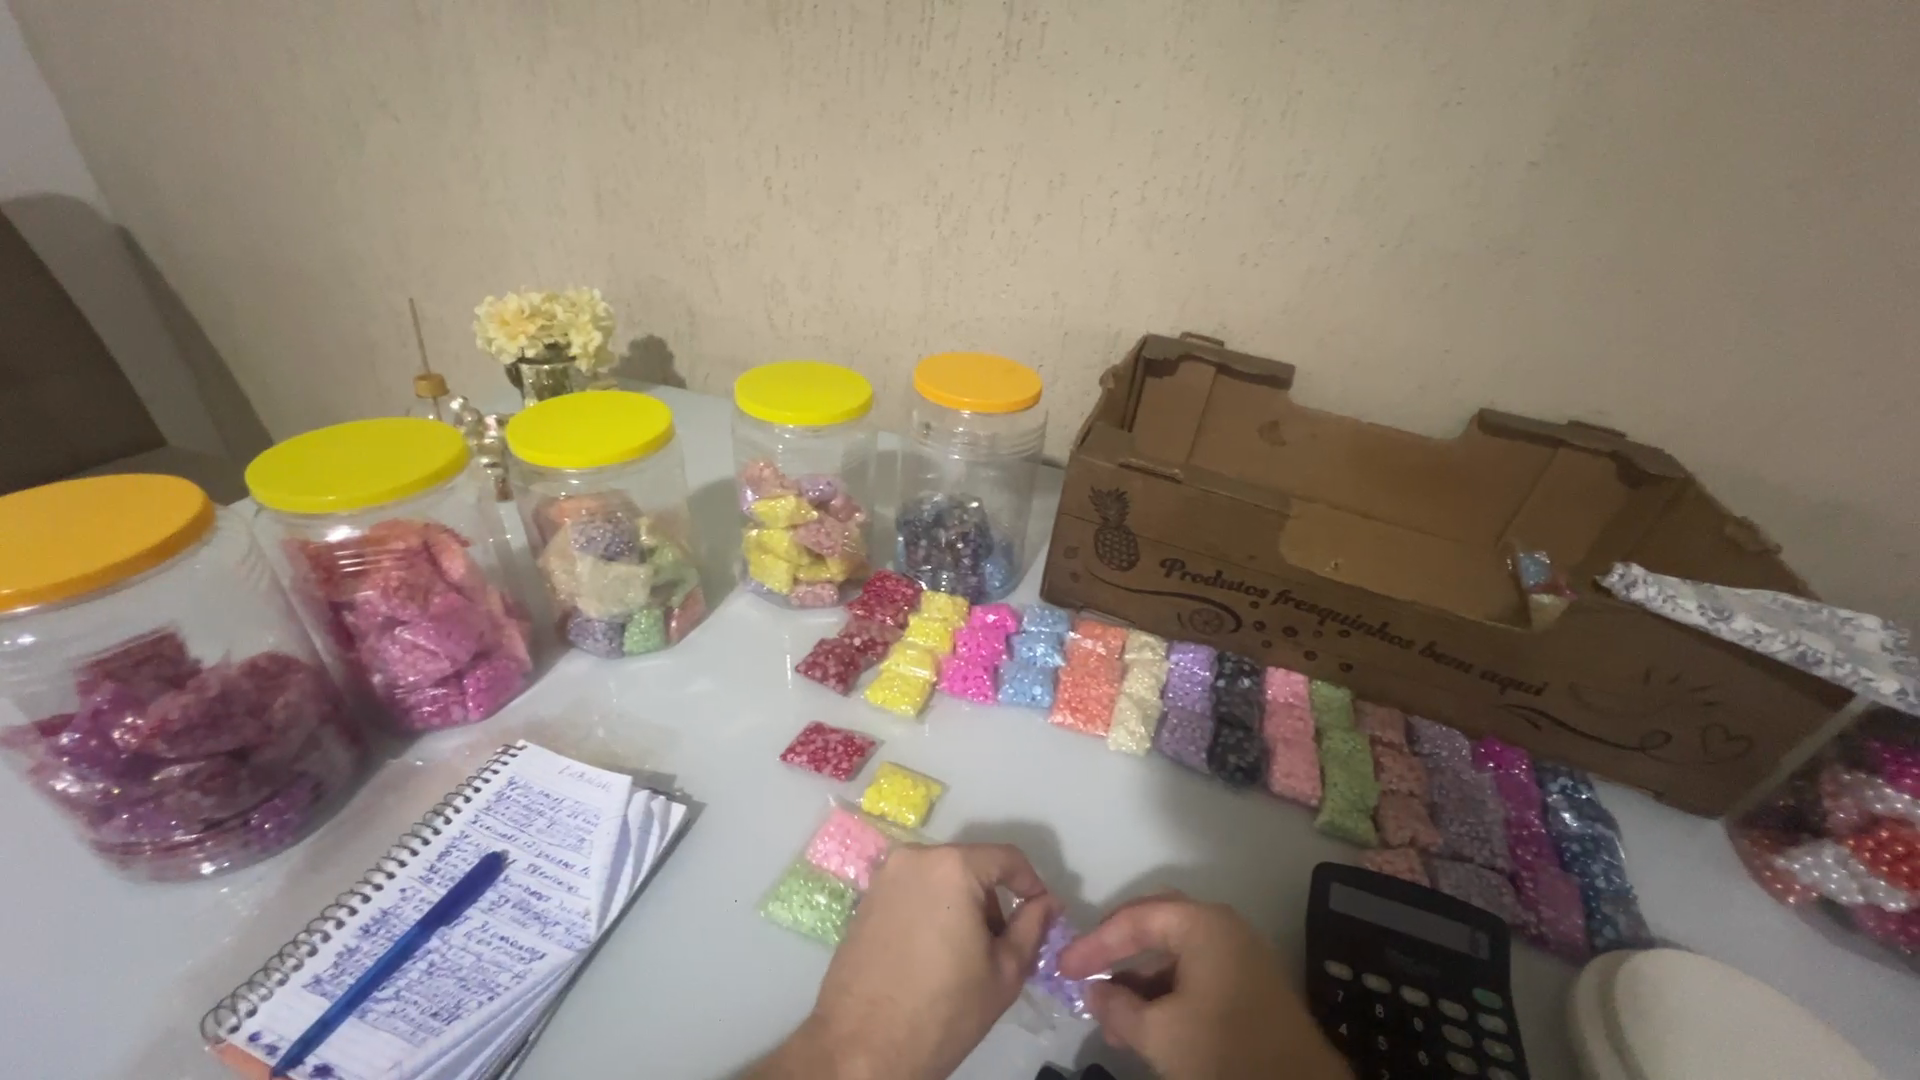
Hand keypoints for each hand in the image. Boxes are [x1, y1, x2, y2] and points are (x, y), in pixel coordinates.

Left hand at [753, 843, 1056, 1079]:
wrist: (861, 1048)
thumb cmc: (942, 1011)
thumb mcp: (1005, 972)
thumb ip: (1032, 926)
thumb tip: (1048, 902)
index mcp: (952, 867)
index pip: (1006, 858)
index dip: (1031, 883)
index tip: (1041, 912)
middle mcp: (915, 857)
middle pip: (971, 865)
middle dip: (993, 900)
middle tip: (1001, 946)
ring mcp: (885, 876)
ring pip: (942, 877)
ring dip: (962, 904)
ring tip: (966, 955)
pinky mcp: (866, 898)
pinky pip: (914, 890)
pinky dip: (933, 909)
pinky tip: (934, 953)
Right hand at [1059, 895, 1348, 1079]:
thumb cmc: (1225, 1053)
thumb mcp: (1160, 1034)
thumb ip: (1118, 1006)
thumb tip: (1095, 990)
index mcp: (1202, 924)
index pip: (1134, 919)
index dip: (1094, 944)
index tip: (1063, 968)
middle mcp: (1223, 927)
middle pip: (1155, 925)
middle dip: (1118, 951)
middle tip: (1086, 971)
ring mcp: (1240, 955)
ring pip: (1176, 954)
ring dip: (1140, 979)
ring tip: (1111, 1014)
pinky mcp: (1249, 986)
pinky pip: (1195, 973)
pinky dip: (1166, 992)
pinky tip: (1145, 1023)